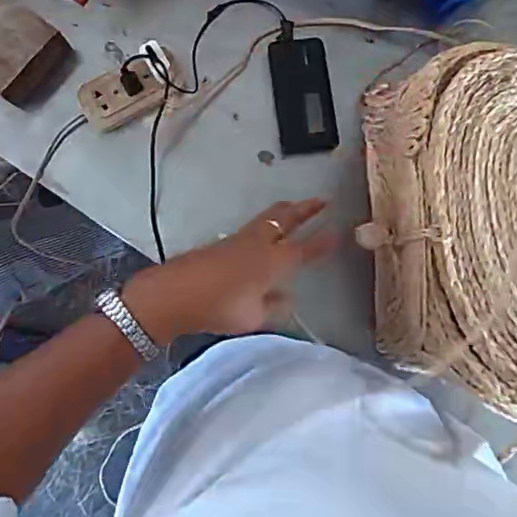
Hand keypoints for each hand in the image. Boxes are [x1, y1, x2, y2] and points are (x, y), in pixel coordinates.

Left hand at [121, 199, 339, 343]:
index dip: (324, 241)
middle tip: (322, 200)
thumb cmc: (220, 307)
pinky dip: (269, 220)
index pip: (306, 248)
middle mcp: (261, 244)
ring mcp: (241, 239)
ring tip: (297, 206)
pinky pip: (255, 225)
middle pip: (288, 219)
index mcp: (274, 262)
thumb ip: (274, 306)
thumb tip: (287, 297)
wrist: (177, 291)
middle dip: (307, 209)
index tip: (339, 230)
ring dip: (287, 210)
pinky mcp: (225, 241)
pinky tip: (266, 228)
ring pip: (270, 217)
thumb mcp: (254, 317)